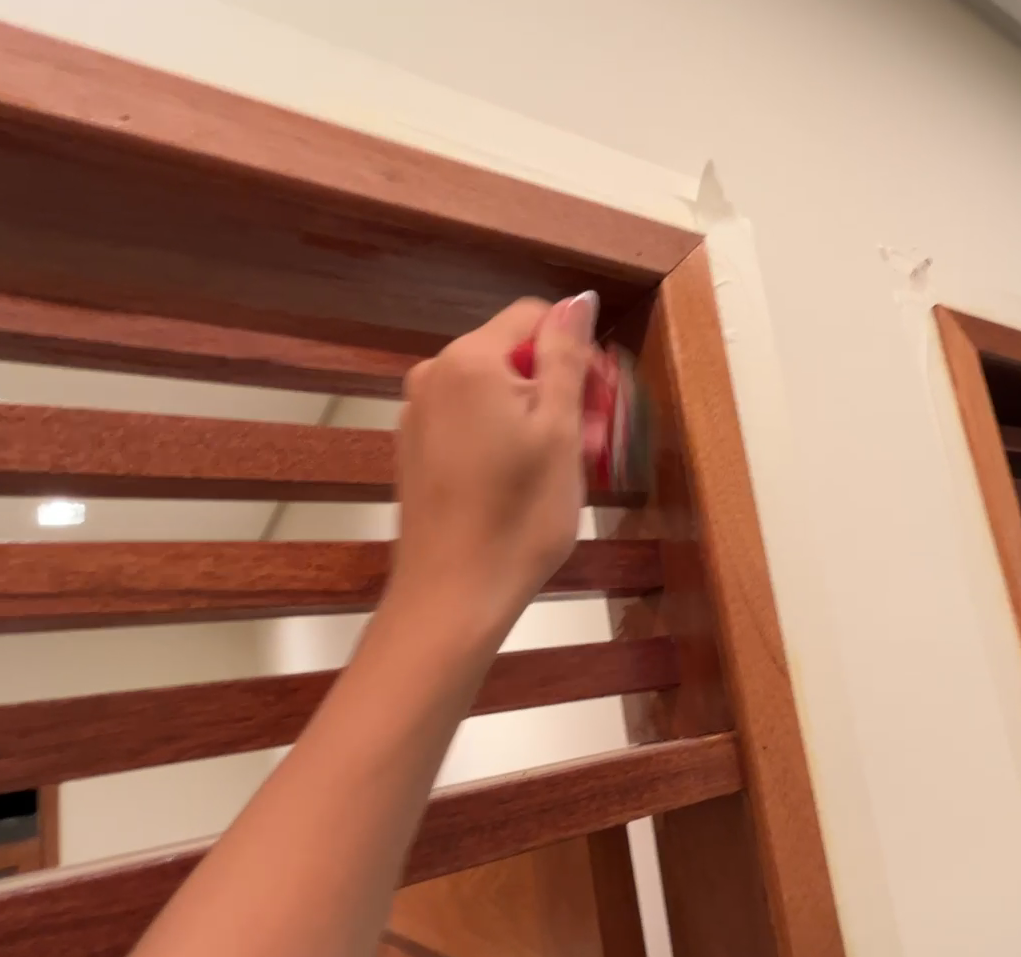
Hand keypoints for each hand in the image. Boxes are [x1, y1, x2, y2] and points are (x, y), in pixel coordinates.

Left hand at [385, 292, 602, 633]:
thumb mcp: (560, 431)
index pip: (537, 317)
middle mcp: (434, 375)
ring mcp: (419, 413)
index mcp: (470, 361)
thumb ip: (567, 357)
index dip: (580, 354)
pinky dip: (507, 435)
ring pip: (497, 390)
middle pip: (516, 355)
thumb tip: (579, 299)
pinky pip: (473, 420)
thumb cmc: (520, 515)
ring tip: (566, 468)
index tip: (602, 405)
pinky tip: (525, 479)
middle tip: (594, 445)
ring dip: (540, 416)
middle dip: (562, 389)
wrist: (455, 593)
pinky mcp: (417, 448)